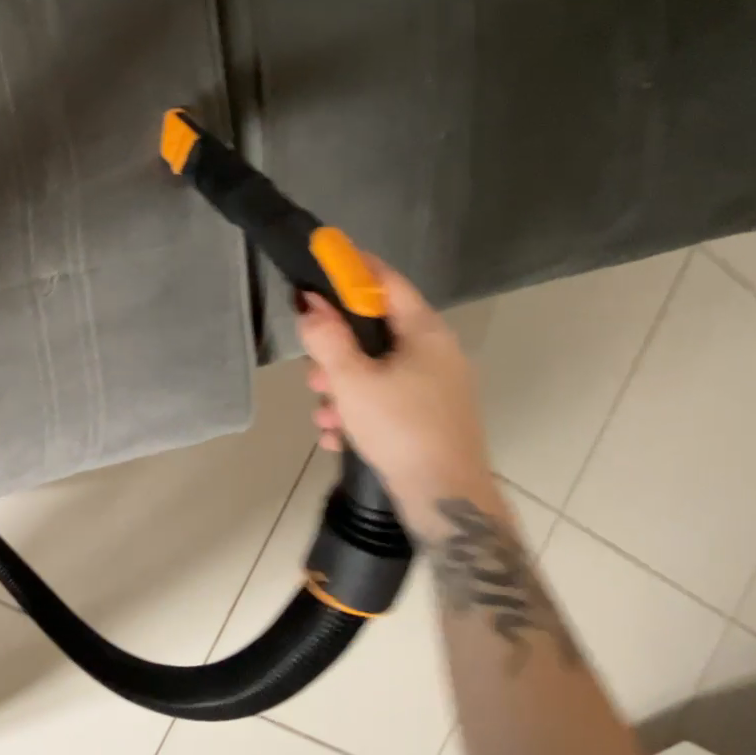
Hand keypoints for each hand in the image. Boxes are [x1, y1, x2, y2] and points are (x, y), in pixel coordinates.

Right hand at [298, 255, 490, 513]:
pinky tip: (340, 437)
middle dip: (334, 352)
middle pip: (373, 333)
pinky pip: (383, 400)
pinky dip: (357, 413)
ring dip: (340, 390)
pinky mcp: (428, 416)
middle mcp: (435, 354)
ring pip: (373, 371)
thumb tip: (309, 302)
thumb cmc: (400, 427)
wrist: (446, 497)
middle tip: (313, 375)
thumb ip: (326, 338)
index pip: (387, 282)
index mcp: (425, 334)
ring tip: (325, 418)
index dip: (353, 267)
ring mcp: (435, 387)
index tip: (322, 257)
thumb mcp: (351, 380)